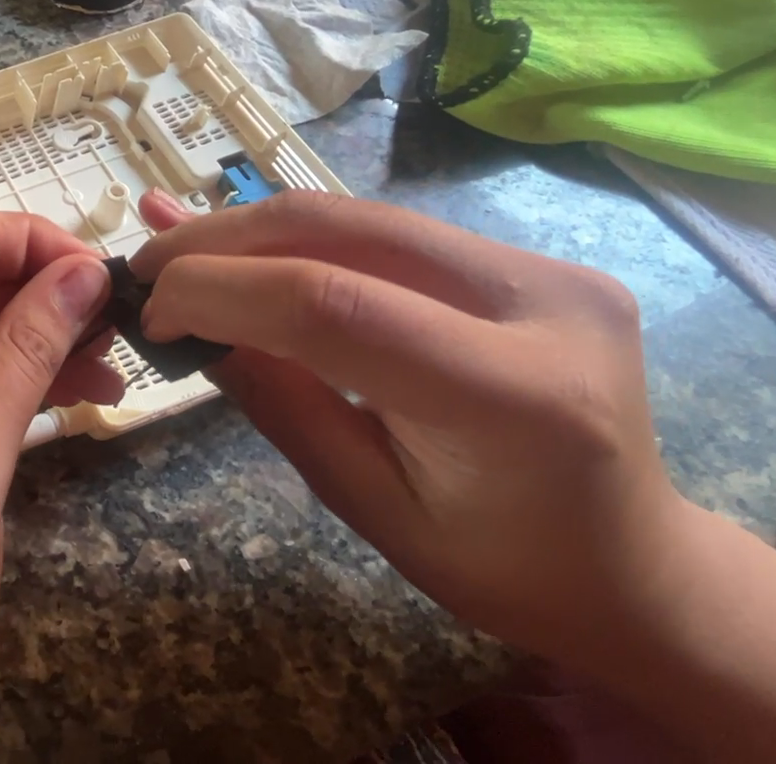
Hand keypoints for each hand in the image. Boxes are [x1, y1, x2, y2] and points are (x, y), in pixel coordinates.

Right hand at [130, 190, 775, 756]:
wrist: (630, 560)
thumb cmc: (494, 562)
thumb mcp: (364, 500)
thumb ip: (277, 398)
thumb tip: (188, 323)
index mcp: (510, 397)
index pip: (326, 303)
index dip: (215, 291)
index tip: (150, 314)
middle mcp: (540, 304)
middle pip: (337, 230)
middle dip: (218, 239)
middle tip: (145, 267)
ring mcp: (540, 266)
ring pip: (351, 213)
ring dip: (247, 227)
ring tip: (174, 249)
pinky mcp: (520, 256)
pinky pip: (378, 228)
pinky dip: (295, 235)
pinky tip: (238, 236)